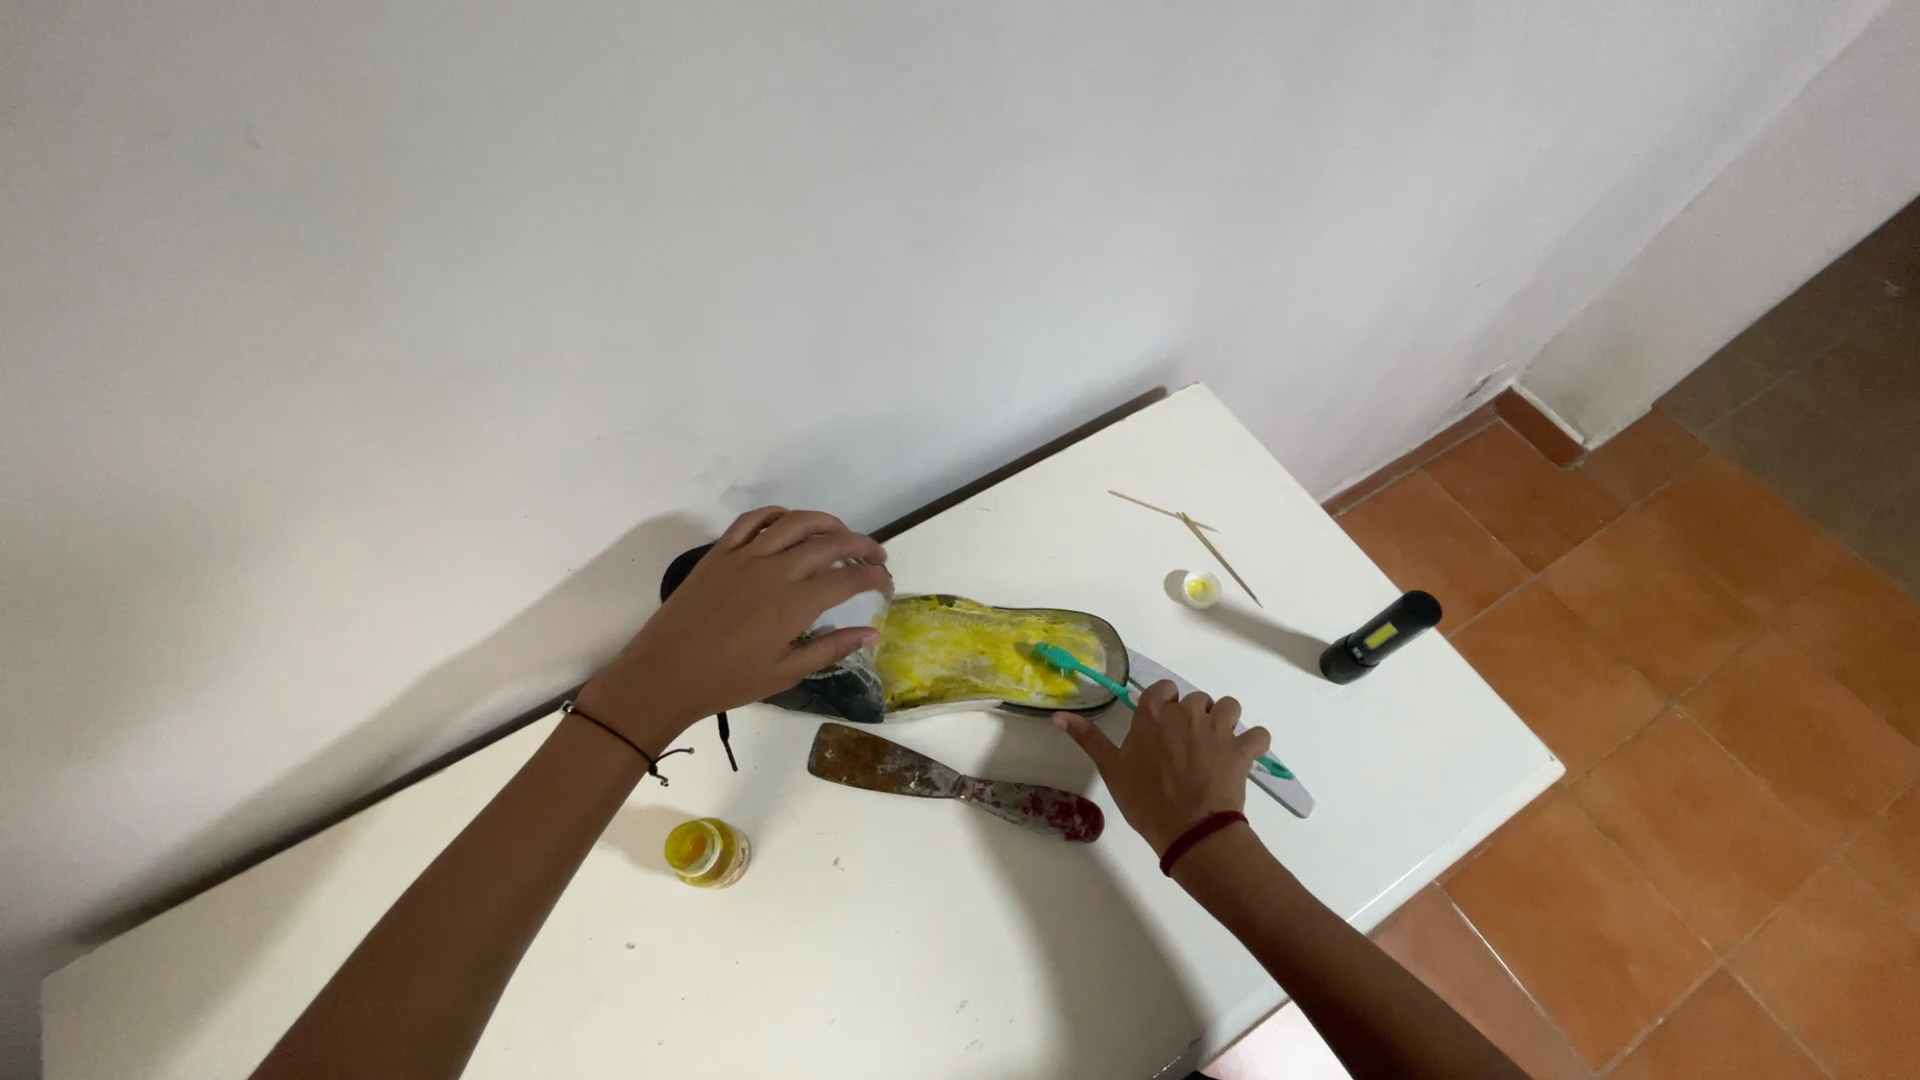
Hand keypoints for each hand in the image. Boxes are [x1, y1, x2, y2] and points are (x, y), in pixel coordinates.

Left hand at [575, 507, 892, 749]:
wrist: (663, 674)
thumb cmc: (726, 681)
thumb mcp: (785, 673)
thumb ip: (831, 648)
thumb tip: (872, 634)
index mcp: (793, 604)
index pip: (849, 579)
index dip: (875, 578)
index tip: (886, 587)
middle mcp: (775, 570)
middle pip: (831, 542)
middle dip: (862, 546)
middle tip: (877, 557)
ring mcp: (745, 556)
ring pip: (796, 522)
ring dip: (827, 522)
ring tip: (842, 534)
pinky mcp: (720, 552)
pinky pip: (754, 520)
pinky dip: (779, 514)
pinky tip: (791, 523)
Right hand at [1054, 681, 1270, 855]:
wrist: (1189, 832)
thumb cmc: (1145, 800)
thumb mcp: (1111, 769)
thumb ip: (1088, 738)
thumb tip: (1058, 716)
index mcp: (1153, 714)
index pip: (1163, 689)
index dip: (1164, 704)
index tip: (1161, 725)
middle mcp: (1186, 713)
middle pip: (1196, 698)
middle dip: (1194, 716)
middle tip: (1186, 745)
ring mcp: (1218, 729)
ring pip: (1229, 707)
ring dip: (1225, 721)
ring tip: (1216, 746)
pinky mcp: (1243, 749)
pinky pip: (1258, 734)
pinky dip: (1254, 743)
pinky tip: (1244, 757)